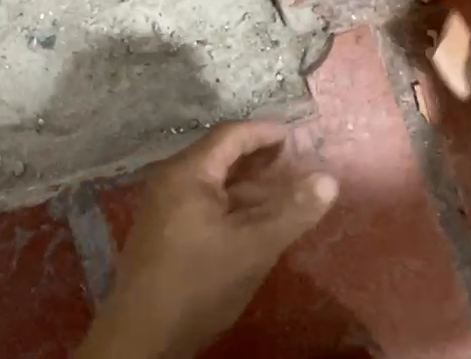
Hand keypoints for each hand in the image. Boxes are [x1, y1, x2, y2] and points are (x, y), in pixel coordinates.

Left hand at [79, 122, 337, 357]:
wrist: (141, 338)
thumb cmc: (198, 283)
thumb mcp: (252, 248)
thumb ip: (291, 212)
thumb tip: (329, 179)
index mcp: (187, 171)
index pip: (230, 135)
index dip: (264, 132)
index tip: (296, 136)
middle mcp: (170, 178)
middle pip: (220, 155)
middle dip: (258, 158)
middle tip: (295, 164)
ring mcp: (163, 205)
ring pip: (212, 182)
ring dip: (247, 184)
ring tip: (283, 192)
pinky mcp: (162, 230)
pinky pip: (202, 201)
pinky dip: (231, 203)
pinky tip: (253, 221)